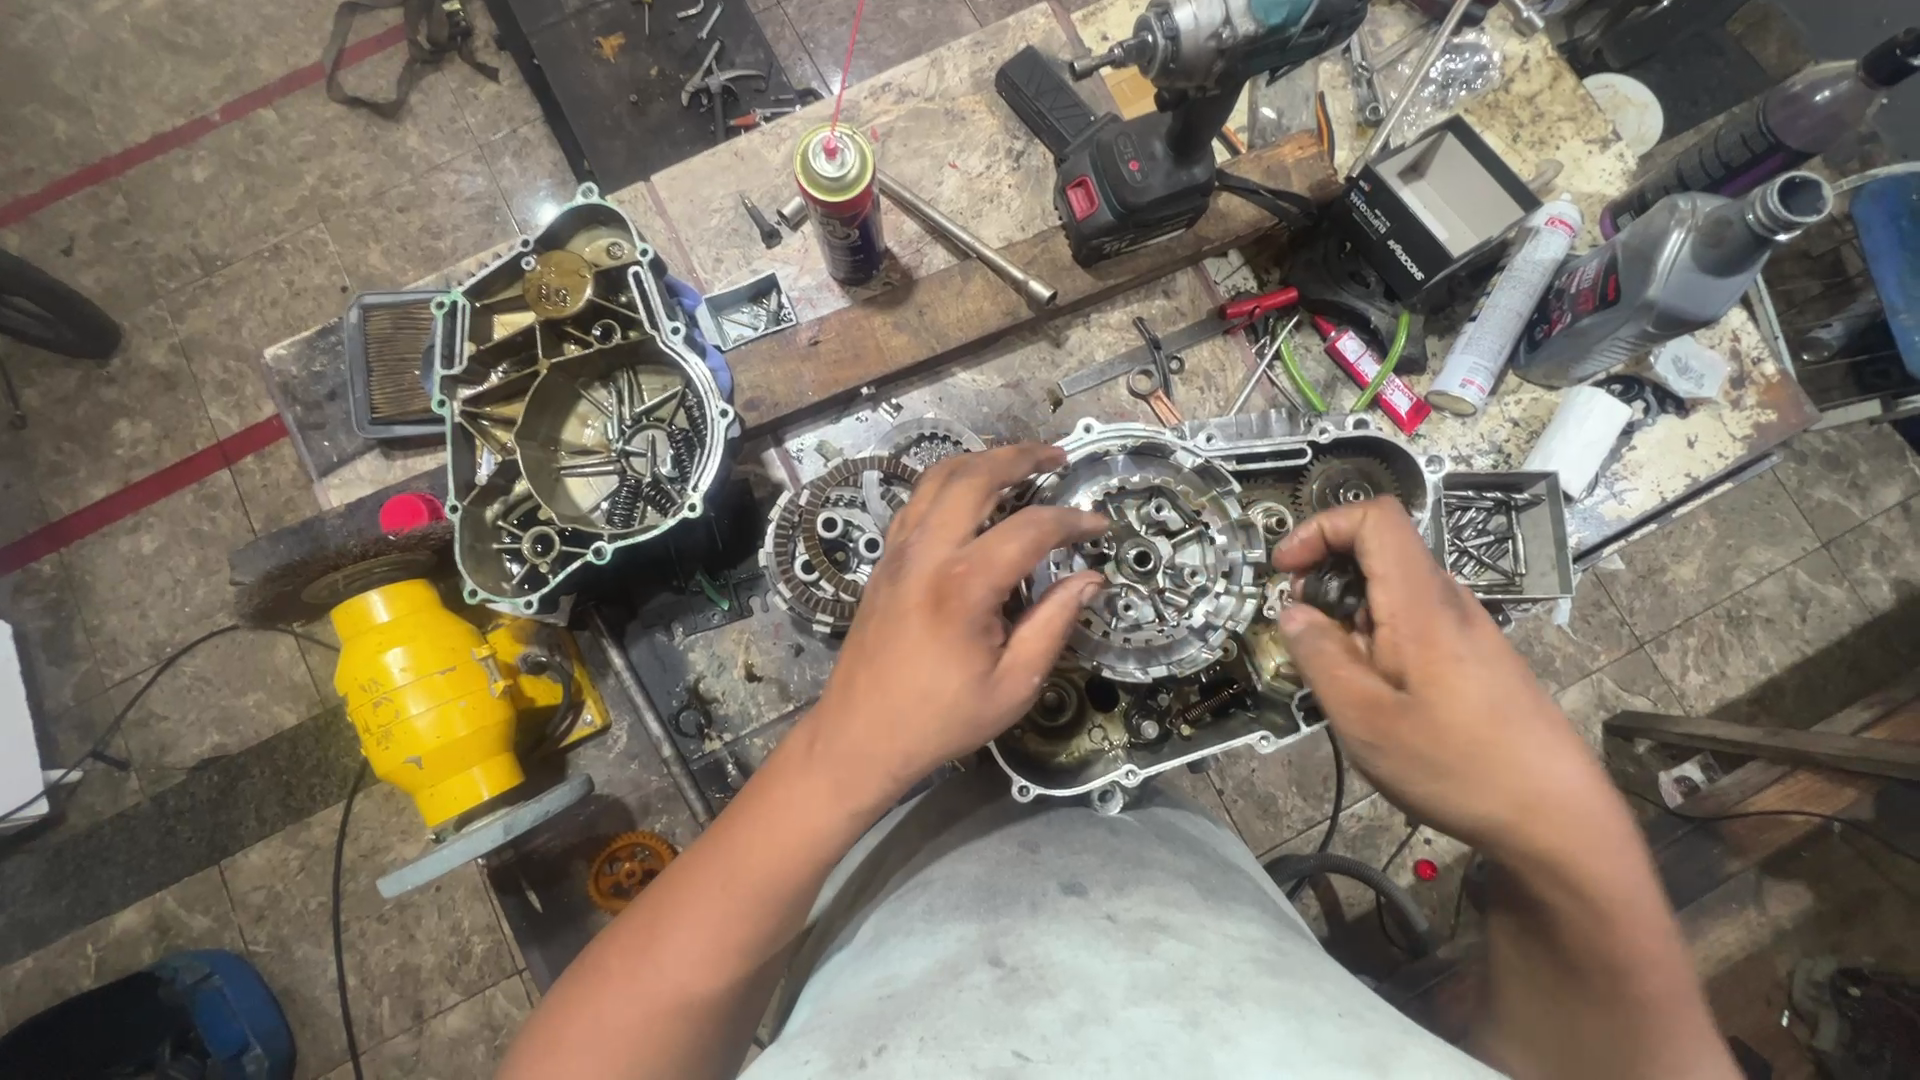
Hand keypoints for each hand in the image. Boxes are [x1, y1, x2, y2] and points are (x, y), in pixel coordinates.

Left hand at [807, 444, 1108, 794]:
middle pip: (974, 475)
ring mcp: (898, 551)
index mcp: (963, 585)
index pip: (1030, 528)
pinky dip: (949, 484)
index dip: (1072, 521)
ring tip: (1017, 464)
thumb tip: (1090, 578)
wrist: (860, 734)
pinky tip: (970, 498)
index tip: (1100, 527)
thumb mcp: (1014, 684)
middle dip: (1020, 456)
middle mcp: (926, 552)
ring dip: (981, 461)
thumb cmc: (941, 718)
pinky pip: (917, 502)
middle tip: (1056, 457)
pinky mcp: (884, 561)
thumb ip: (1054, 623)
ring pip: (937, 479)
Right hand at [1271, 499, 1618, 863]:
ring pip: (1391, 592)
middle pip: (1378, 553)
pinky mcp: (1474, 657)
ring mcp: (1466, 629)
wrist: (1557, 820)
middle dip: (1326, 581)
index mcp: (1420, 604)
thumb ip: (1320, 656)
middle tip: (1307, 636)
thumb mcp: (1364, 718)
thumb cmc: (1456, 767)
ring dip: (1349, 617)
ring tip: (1341, 678)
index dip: (1320, 528)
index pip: (1375, 518)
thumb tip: (1293, 612)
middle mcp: (1448, 602)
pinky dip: (1375, 639)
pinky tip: (1378, 695)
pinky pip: (1411, 623)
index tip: (1286, 569)